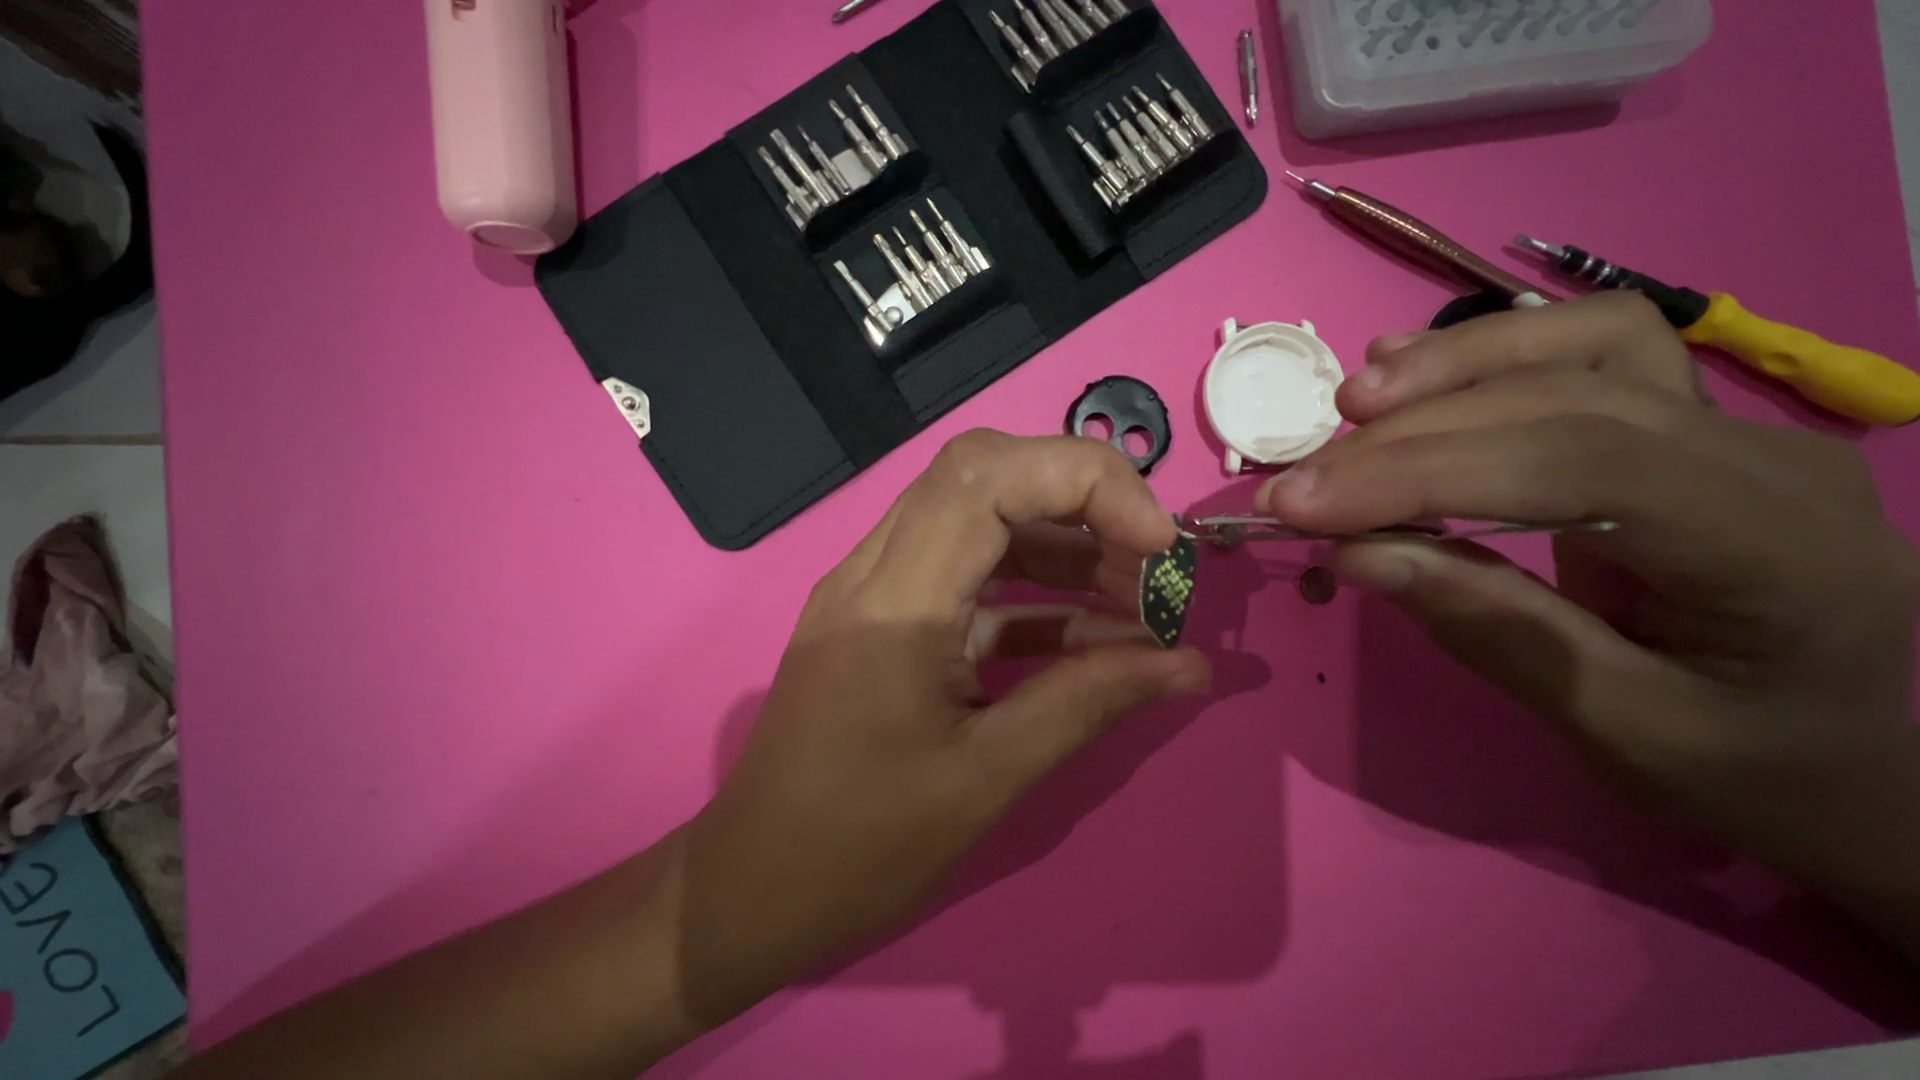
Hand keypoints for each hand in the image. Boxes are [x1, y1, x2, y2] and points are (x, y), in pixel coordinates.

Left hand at [675, 431, 1210, 1024]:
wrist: (755, 890)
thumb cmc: (862, 847)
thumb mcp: (989, 776)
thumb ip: (1091, 704)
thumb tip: (1191, 665)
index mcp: (895, 600)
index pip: (987, 476)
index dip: (1087, 482)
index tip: (1158, 543)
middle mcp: (875, 573)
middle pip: (981, 477)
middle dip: (1080, 500)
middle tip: (1152, 559)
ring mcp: (873, 595)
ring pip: (976, 523)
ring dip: (1062, 547)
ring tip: (1139, 598)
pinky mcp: (882, 624)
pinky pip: (964, 580)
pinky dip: (1031, 594)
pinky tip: (1092, 636)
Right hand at [1259, 294, 1919, 949]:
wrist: (1880, 758)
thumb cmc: (1762, 769)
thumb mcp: (1625, 734)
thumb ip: (1496, 633)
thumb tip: (1358, 556)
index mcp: (1773, 544)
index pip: (1579, 463)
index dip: (1424, 473)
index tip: (1303, 507)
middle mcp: (1760, 454)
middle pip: (1563, 396)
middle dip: (1410, 436)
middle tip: (1297, 485)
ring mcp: (1728, 427)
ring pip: (1581, 343)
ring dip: (1449, 369)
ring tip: (1348, 410)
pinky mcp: (1684, 428)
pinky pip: (1586, 356)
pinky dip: (1485, 356)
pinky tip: (1407, 378)